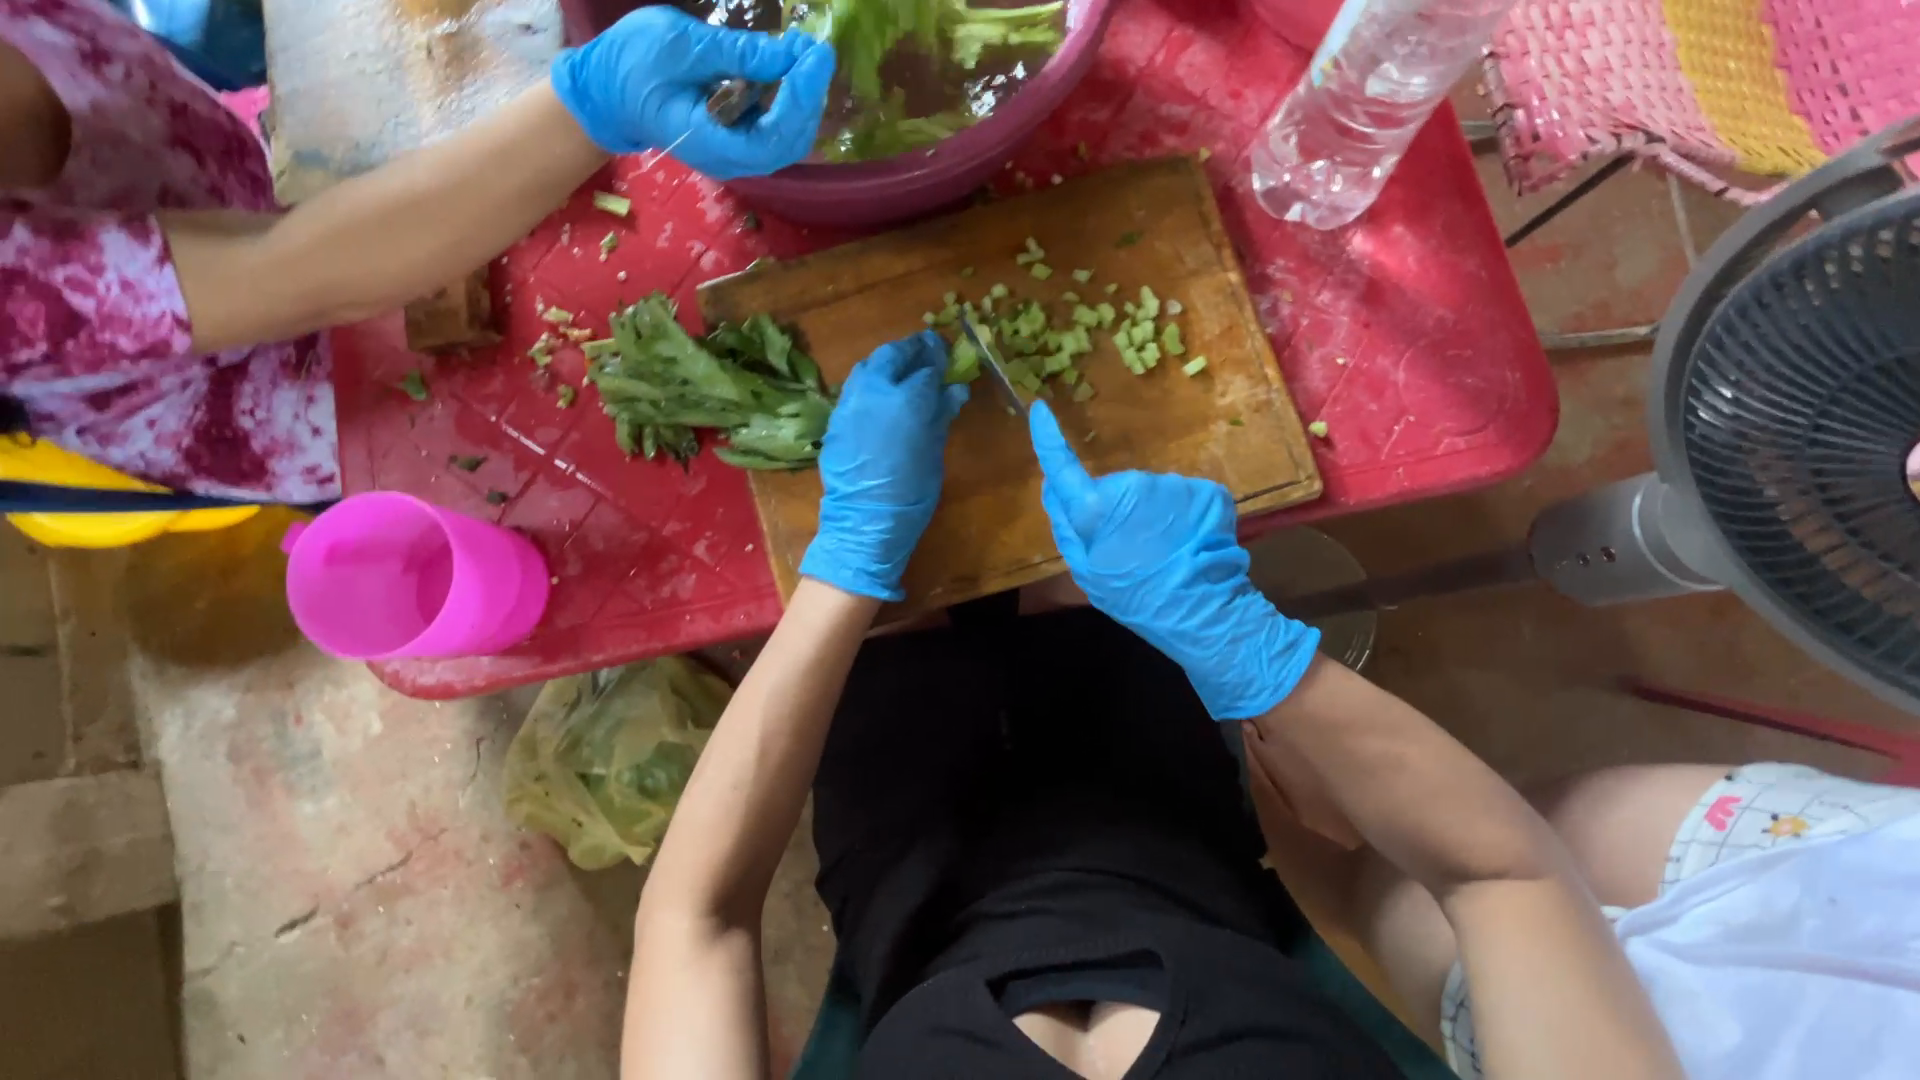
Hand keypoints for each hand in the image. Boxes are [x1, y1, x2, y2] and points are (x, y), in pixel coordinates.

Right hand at [550, 6, 834, 179]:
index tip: (814, 57)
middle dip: (809, 96)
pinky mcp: (741, 140)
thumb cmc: (631, 65)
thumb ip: (735, 54)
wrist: (607, 93)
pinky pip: (777, 126)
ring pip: (788, 136)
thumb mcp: (679, 46)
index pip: (773, 138)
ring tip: (805, 53)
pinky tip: (790, 65)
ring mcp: (738, 154)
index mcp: (712, 145)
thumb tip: (787, 53)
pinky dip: (790, 97)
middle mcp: (732, 160)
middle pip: (790, 141)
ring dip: (804, 97)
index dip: (801, 100)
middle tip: (815, 49)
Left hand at [800, 332, 968, 600]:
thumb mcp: (933, 451)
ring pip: (868, 366)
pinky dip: (870, 381)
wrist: (865, 520)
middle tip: (927, 349)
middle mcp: (875, 390)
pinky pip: (855, 387)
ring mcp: (851, 401)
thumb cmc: (911, 491)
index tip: (948, 356)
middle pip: (893, 355)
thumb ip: (941, 414)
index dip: (940, 361)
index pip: (927, 368)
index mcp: (907, 399)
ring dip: (887, 361)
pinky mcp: (836, 417)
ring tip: (903, 367)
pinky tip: (881, 392)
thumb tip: (955, 390)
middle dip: (912, 350)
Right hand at [1028, 403, 1319, 718]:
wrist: (1200, 611)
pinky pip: (1183, 499)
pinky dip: (1183, 518)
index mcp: (1096, 508)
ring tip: (1163, 552)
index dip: (1047, 438)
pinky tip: (1187, 545)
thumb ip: (1064, 525)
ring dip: (1153, 517)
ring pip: (1151, 495)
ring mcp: (1172, 485)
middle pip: (1116, 488)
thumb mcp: (1085, 571)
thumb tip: (1051, 486)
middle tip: (1130, 549)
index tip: (1039, 409)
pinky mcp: (1206, 491)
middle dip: (1119, 511)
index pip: (1062, 465)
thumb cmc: (1134, 596)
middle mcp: (1132, 484)